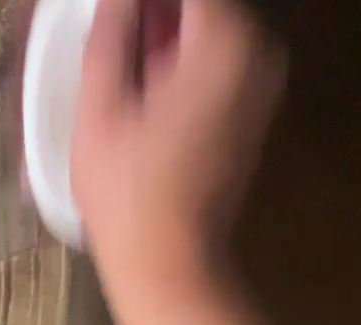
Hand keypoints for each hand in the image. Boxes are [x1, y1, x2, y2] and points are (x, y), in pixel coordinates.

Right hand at [72, 0, 285, 292]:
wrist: (167, 262)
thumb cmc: (127, 194)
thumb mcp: (100, 113)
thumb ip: (109, 38)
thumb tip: (116, 1)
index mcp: (225, 42)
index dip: (142, 2)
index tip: (113, 15)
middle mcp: (258, 51)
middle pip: (201, 9)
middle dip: (153, 17)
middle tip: (110, 39)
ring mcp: (261, 83)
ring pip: (208, 34)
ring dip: (163, 41)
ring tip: (119, 70)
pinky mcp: (251, 111)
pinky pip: (215, 65)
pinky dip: (179, 66)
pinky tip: (143, 96)